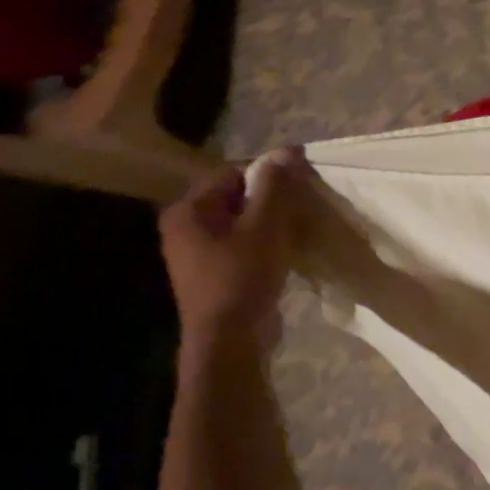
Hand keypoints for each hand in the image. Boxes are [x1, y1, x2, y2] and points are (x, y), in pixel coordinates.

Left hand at [159, 148, 305, 346]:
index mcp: (188, 210)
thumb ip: (273, 188)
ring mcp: (196, 251)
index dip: (269, 172)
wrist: (228, 338)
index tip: (303, 180)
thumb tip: (285, 151)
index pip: (232, 172)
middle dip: (271, 196)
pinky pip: (240, 240)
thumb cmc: (241, 277)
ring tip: (300, 225)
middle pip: (235, 195)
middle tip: (305, 203)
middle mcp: (184, 226)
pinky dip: (264, 238)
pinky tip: (286, 248)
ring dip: (271, 219)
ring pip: (240, 219)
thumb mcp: (263, 228)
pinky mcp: (212, 270)